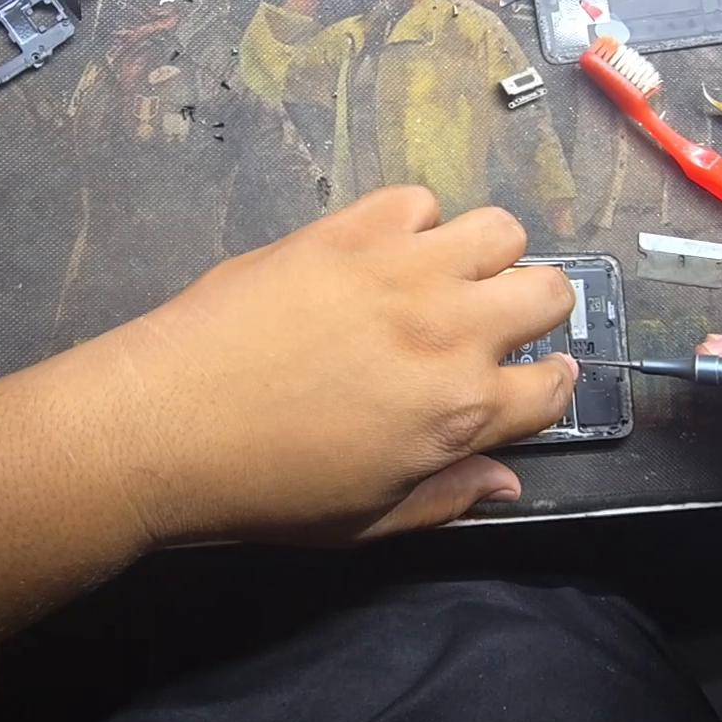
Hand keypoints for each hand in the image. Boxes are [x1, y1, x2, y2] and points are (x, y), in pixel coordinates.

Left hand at [74, 186, 576, 545]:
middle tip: (490, 327)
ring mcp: (401, 268)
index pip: (555, 388)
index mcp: (461, 410)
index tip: (532, 382)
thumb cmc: (265, 488)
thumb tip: (508, 479)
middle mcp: (450, 328)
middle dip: (535, 312)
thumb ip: (448, 497)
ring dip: (486, 257)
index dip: (551, 386)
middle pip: (548, 292)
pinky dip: (412, 223)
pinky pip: (415, 200)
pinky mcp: (347, 229)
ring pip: (499, 230)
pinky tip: (381, 253)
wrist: (166, 421)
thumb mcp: (366, 521)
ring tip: (444, 278)